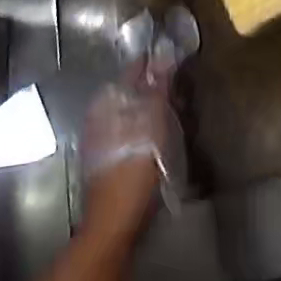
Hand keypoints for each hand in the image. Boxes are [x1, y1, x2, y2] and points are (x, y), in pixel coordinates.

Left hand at [80, 68, 179, 246]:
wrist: (114, 224)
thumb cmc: (133, 173)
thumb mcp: (152, 126)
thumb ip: (157, 90)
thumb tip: (163, 56)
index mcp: (106, 105)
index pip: (132, 71)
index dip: (153, 64)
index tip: (175, 60)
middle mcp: (99, 117)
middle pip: (130, 92)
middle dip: (156, 88)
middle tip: (181, 94)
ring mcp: (101, 139)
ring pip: (130, 112)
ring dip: (152, 110)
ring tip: (176, 116)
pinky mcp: (106, 158)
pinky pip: (129, 131)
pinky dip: (146, 129)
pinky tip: (160, 139)